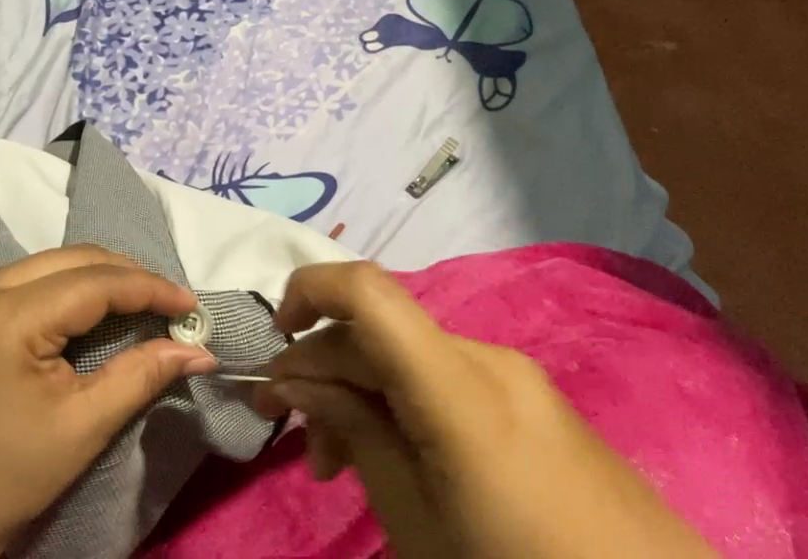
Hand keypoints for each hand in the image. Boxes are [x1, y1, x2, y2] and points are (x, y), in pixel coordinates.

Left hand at [0, 245, 216, 558]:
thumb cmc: (7, 472)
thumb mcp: (82, 427)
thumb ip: (140, 377)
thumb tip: (199, 350)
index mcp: (9, 314)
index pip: (95, 282)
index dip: (150, 288)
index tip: (194, 306)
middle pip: (76, 259)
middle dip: (131, 276)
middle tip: (175, 306)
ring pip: (58, 261)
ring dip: (105, 277)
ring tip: (149, 306)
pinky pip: (39, 275)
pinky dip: (78, 286)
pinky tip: (104, 308)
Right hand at [252, 261, 716, 558]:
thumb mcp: (416, 519)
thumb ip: (353, 433)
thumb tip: (299, 380)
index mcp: (457, 384)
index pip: (365, 289)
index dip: (307, 290)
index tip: (275, 340)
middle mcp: (485, 358)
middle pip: (376, 331)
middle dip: (318, 368)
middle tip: (285, 429)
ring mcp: (515, 378)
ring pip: (406, 357)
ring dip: (357, 392)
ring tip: (332, 462)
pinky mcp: (533, 401)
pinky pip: (443, 379)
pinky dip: (399, 402)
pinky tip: (388, 455)